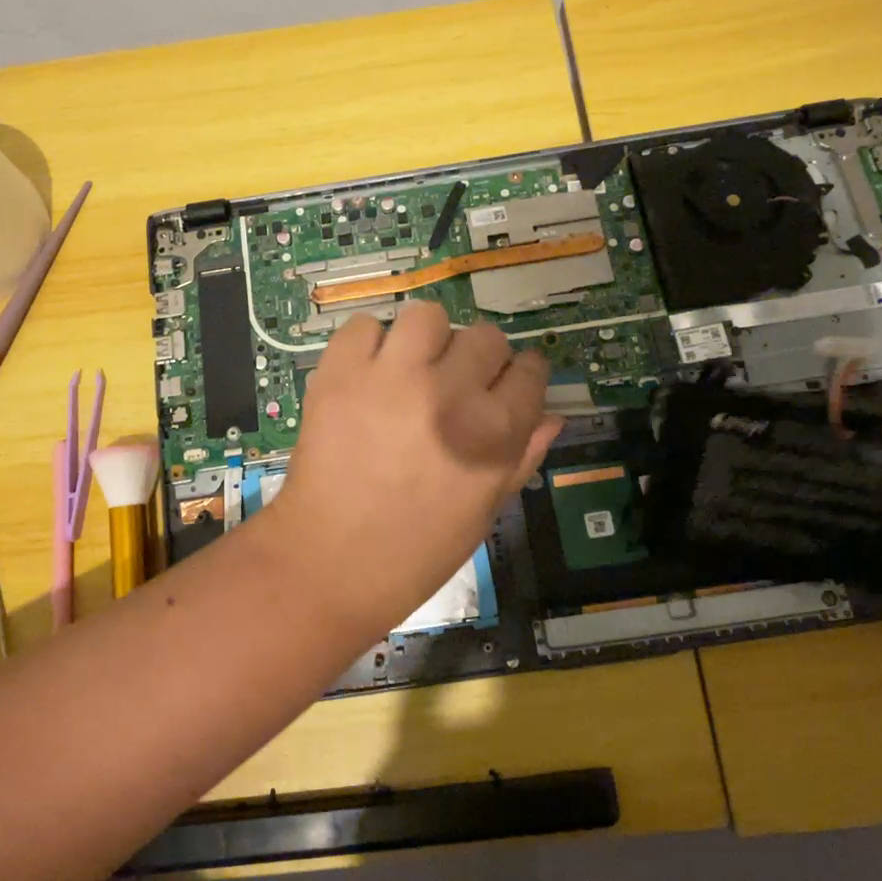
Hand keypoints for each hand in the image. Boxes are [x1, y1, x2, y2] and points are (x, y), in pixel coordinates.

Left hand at [266, 302, 561, 628]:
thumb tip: (551, 417)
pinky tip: (366, 375)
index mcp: (495, 432)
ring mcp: (393, 377)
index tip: (505, 383)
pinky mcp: (341, 372)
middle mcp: (451, 393)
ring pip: (429, 317)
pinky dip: (368, 345)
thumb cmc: (417, 550)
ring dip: (425, 340)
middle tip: (453, 383)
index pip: (530, 371)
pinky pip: (364, 326)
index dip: (521, 376)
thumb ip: (522, 457)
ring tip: (409, 369)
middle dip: (477, 358)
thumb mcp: (485, 511)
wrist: (330, 563)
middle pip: (486, 337)